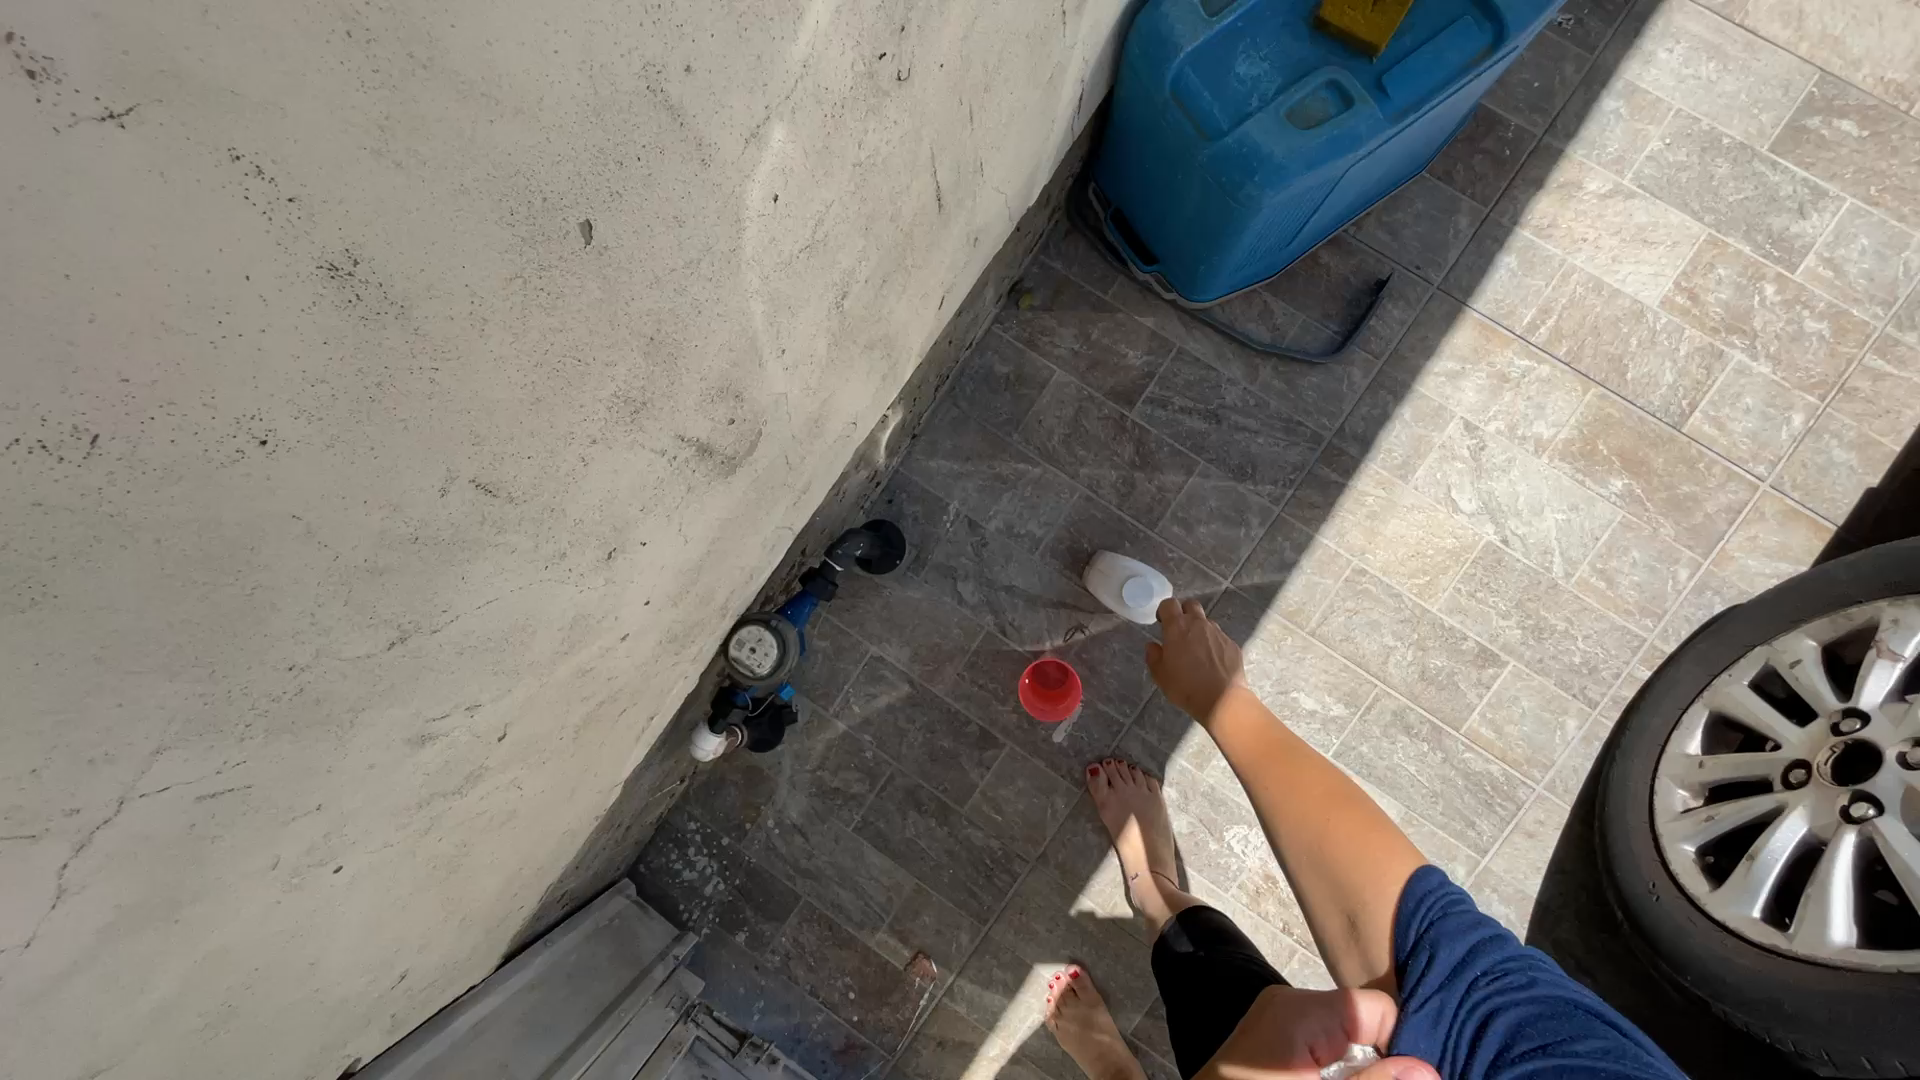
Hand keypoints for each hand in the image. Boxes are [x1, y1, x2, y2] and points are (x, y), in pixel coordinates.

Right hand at [1144, 597, 1244, 723]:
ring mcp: (1218, 633)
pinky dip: (1214, 645)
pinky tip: (1213, 663)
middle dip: (1184, 612)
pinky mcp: (1232, 645)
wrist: (1221, 700)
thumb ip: (1153, 656)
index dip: (1164, 610)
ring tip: (1198, 651)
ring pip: (1207, 622)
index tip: (1162, 622)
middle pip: (1191, 605)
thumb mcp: (1160, 675)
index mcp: (1177, 627)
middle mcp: (1199, 624)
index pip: (1169, 604)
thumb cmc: (1185, 686)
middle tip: (1180, 631)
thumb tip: (1153, 645)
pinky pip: (1220, 638)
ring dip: (1200, 630)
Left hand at [1197, 985, 1437, 1079]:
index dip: (1406, 1045)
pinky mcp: (1275, 1041)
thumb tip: (1431, 1070)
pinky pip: (1324, 1047)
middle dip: (1391, 1060)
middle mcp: (1290, 1005)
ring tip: (1393, 1077)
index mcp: (1300, 1012)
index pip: (1377, 1007)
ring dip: (1369, 1068)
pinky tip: (1353, 1077)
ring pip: (1348, 1038)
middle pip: (1365, 1022)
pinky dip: (1343, 1069)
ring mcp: (1280, 1021)